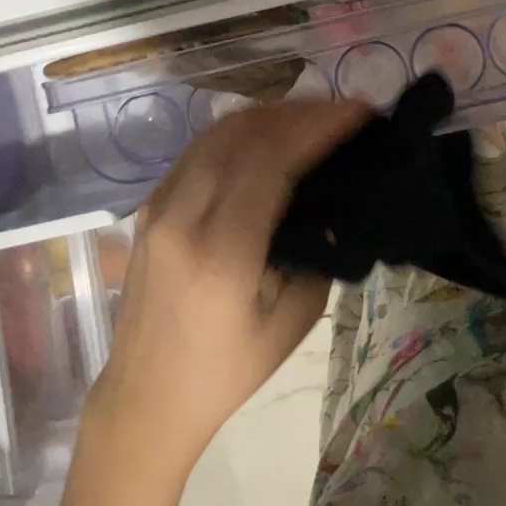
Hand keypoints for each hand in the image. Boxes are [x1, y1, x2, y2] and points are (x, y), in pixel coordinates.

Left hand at [85, 99, 368, 464]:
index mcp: (220, 254)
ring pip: (218, 132)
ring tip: (314, 116)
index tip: (359, 113)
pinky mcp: (149, 205)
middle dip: (300, 111)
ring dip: (271, 114)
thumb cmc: (227, 370)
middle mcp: (181, 218)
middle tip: (344, 111)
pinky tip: (272, 135)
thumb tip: (333, 204)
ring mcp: (157, 206)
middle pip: (243, 133)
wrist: (146, 395)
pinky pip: (200, 149)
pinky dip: (242, 131)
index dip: (317, 126)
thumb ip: (317, 254)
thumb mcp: (291, 321)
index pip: (270, 161)